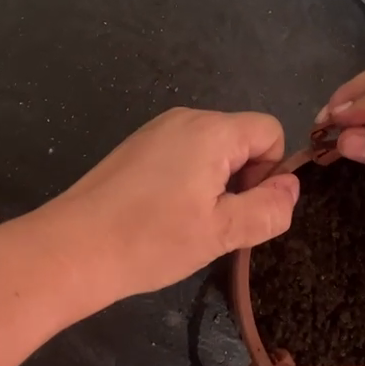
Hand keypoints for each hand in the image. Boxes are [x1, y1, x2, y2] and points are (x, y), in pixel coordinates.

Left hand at [36, 109, 299, 305]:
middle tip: (214, 223)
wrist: (73, 248)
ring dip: (213, 183)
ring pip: (211, 149)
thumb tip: (291, 186)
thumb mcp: (222, 232)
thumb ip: (268, 207)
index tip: (242, 208)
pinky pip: (182, 154)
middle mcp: (186, 118)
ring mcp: (156, 130)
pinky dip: (186, 181)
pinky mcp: (136, 146)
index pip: (269, 130)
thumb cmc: (152, 239)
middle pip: (240, 138)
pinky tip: (161, 215)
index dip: (269, 171)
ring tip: (186, 223)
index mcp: (212, 130)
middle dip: (241, 179)